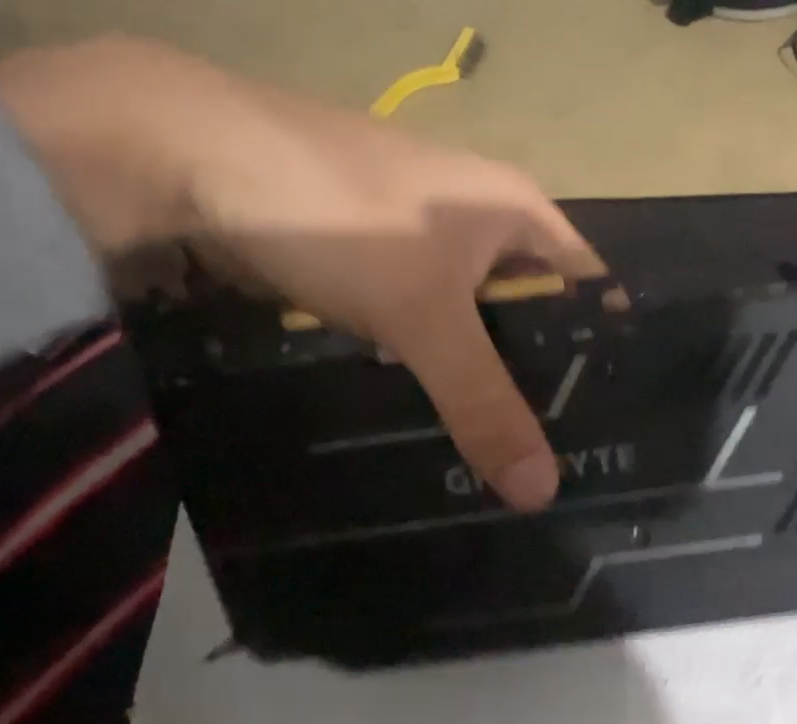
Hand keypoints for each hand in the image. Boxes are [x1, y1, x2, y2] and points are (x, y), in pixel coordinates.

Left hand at [0, 36, 604, 509]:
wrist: (180, 156)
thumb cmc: (336, 216)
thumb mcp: (425, 316)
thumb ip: (486, 403)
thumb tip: (542, 494)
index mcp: (520, 214)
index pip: (594, 293)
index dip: (609, 358)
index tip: (616, 430)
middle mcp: (484, 226)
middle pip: (538, 320)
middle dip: (546, 387)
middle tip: (565, 465)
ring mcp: (426, 249)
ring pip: (479, 334)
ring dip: (487, 389)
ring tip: (512, 463)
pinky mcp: (378, 274)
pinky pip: (428, 337)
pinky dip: (435, 378)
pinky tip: (445, 429)